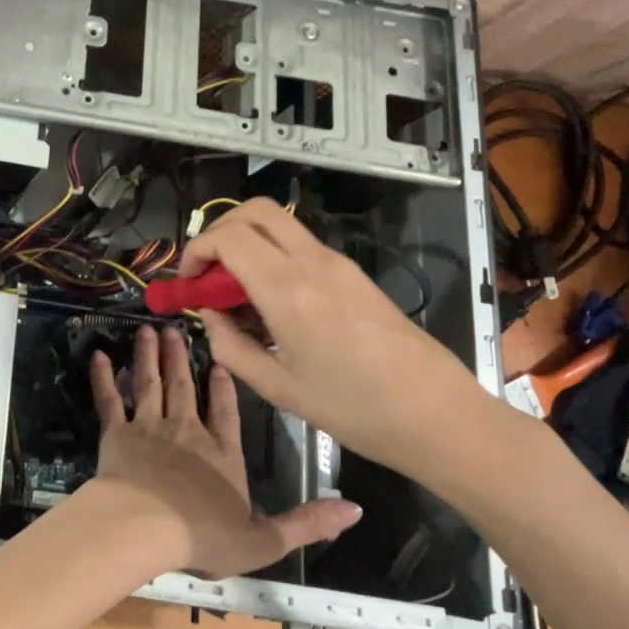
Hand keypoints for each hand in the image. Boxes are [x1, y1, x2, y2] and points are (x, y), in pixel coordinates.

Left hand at [79, 324, 361, 577]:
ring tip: (147, 331)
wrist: (143, 526)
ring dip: (149, 356)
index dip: (226, 388)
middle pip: (185, 387)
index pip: (228, 414)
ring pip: (150, 384)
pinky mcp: (116, 433)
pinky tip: (100, 356)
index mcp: (223, 455)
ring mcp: (149, 428)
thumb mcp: (264, 539)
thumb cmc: (202, 535)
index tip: (222, 363)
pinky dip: (104, 377)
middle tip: (175, 328)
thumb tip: (355, 509)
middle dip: (181, 356)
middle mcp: (187, 432)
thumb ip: (307, 523)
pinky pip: (109, 399)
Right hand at [177, 198, 499, 476]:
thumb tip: (212, 316)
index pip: (228, 237)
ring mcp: (340, 266)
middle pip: (255, 211)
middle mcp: (314, 264)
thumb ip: (230, 345)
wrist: (440, 417)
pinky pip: (301, 248)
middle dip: (219, 232)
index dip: (196, 250)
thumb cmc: (353, 409)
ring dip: (247, 245)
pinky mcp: (356, 277)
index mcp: (288, 291)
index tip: (188, 284)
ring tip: (237, 293)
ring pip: (279, 226)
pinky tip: (272, 305)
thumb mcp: (275, 386)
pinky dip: (272, 259)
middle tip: (208, 273)